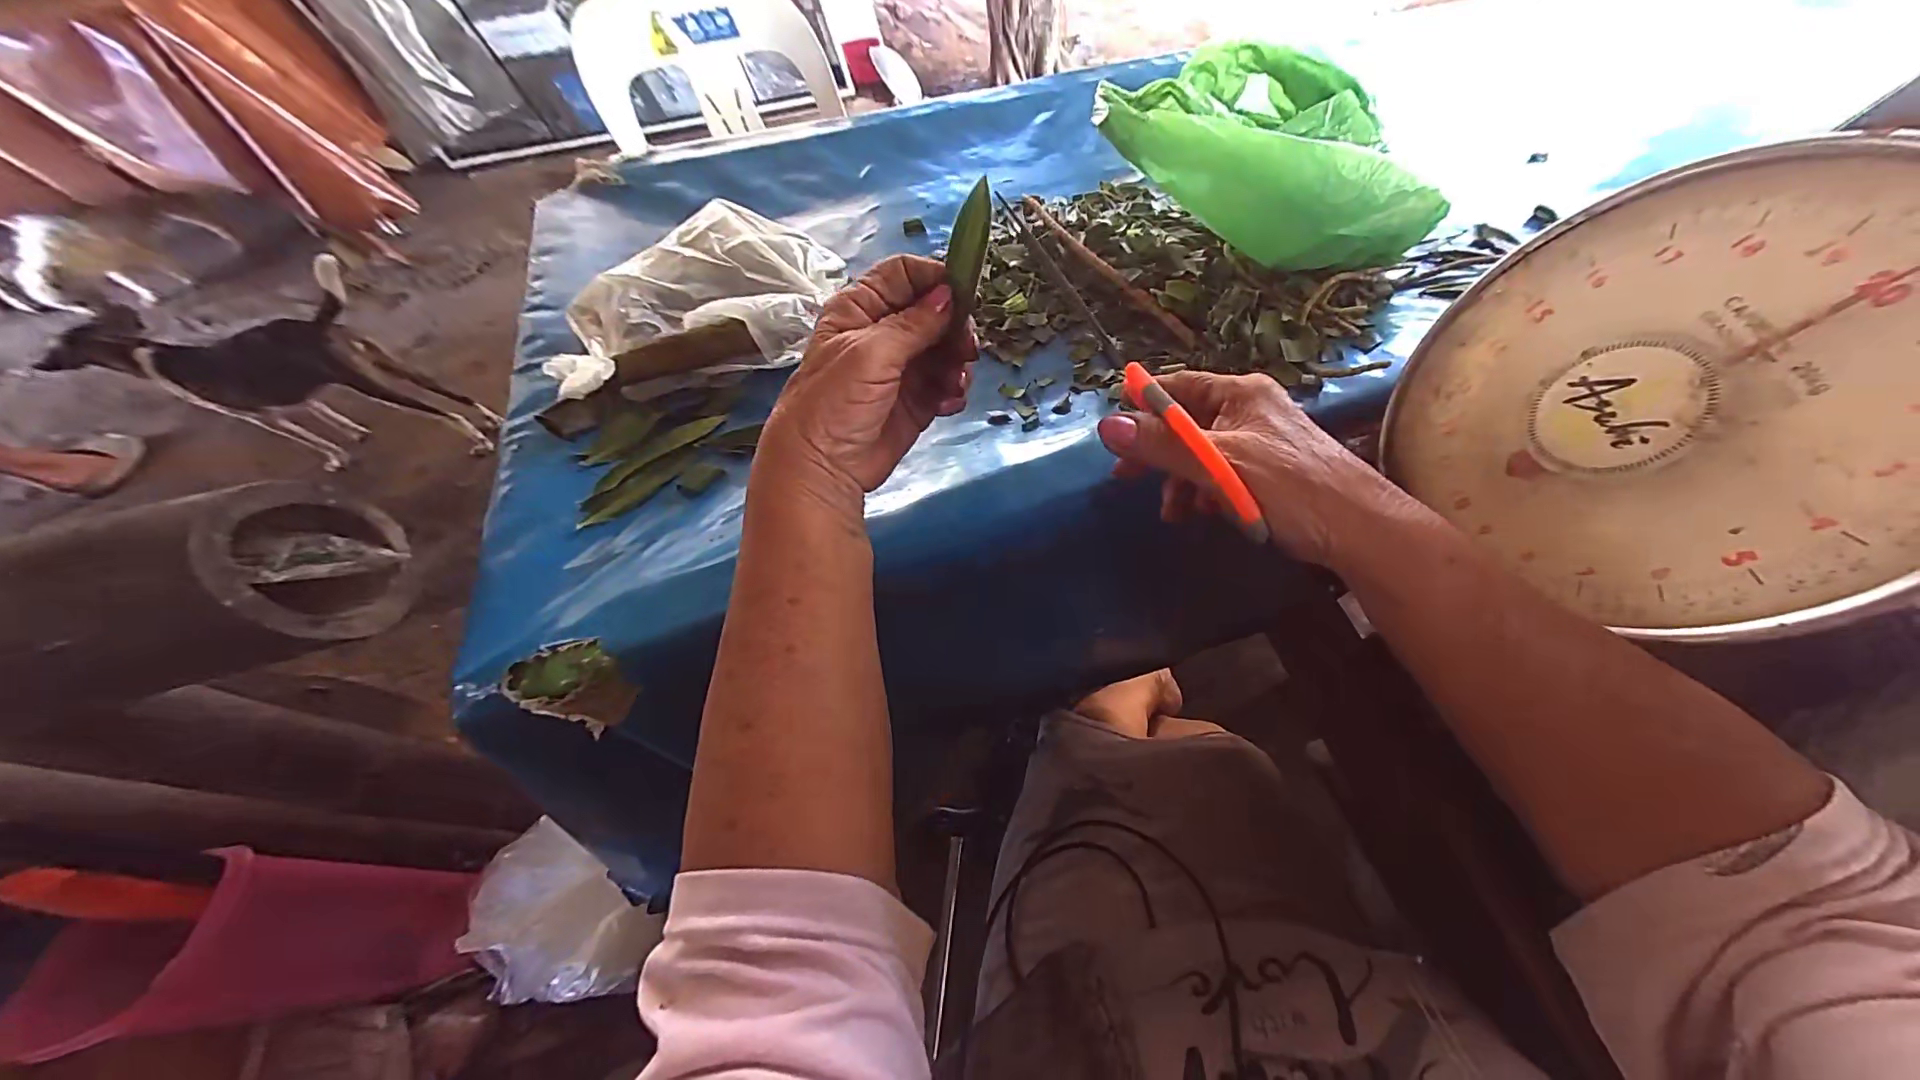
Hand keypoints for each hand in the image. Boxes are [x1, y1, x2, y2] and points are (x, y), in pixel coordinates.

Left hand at [759, 255, 975, 503]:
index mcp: (861, 309)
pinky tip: (948, 403)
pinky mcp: (917, 401)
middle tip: (966, 349)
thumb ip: (914, 323)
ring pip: (946, 349)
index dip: (936, 279)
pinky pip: (947, 384)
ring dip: (958, 363)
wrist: (822, 467)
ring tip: (954, 384)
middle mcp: (884, 333)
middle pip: (934, 312)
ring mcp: (902, 369)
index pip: (904, 275)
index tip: (965, 295)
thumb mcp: (871, 353)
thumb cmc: (834, 403)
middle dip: (955, 327)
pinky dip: (954, 391)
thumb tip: (950, 294)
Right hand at [1096, 371, 1392, 565]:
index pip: (1176, 386)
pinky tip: (1203, 514)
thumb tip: (1107, 426)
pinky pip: (1220, 473)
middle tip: (1127, 478)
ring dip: (1179, 480)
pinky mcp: (1266, 471)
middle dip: (1156, 453)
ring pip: (1199, 453)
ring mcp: (1258, 440)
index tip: (1115, 435)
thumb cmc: (1292, 489)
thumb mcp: (1220, 465)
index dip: (1142, 406)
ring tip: (1174, 512)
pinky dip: (1204, 492)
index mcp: (1240, 393)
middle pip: (1184, 423)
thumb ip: (1163, 446)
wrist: (1361, 531)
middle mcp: (1248, 409)